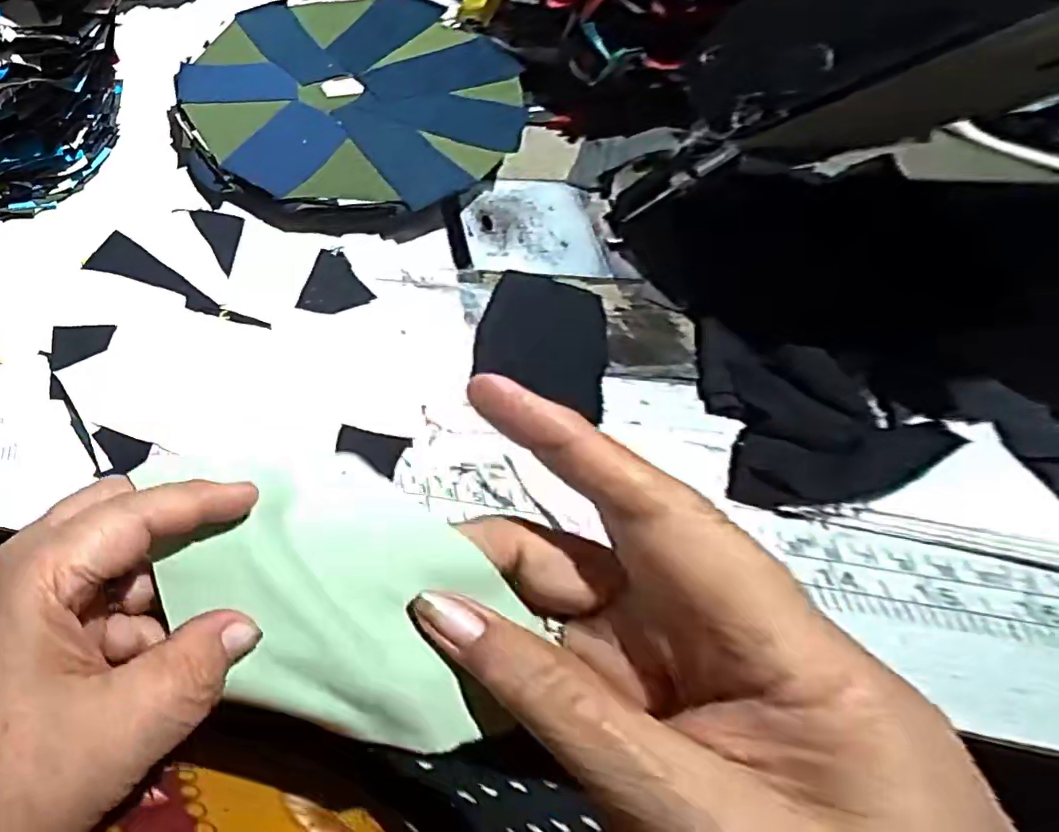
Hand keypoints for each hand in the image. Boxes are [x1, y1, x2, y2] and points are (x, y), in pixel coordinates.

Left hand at [0, 477, 262, 831]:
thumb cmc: (19, 770)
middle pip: (117, 512)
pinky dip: (139, 613)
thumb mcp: (117, 730)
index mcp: (44, 567)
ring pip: (113, 551)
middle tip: (228, 539)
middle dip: (173, 525)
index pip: (133, 513)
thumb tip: (246, 624)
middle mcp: (36, 558)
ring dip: (157, 578)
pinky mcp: (44, 613)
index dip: (195, 500)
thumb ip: (189, 673)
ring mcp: (37, 584)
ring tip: (200, 611)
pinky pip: (105, 590)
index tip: (248, 495)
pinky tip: (159, 654)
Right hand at [412, 374, 1011, 831]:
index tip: (486, 389)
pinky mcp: (634, 708)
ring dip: (479, 607)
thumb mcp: (689, 806)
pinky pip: (547, 657)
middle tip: (407, 573)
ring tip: (408, 617)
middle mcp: (706, 634)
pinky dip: (493, 655)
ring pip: (549, 605)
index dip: (567, 440)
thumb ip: (555, 702)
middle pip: (575, 558)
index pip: (655, 509)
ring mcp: (665, 673)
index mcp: (772, 641)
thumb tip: (433, 607)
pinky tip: (444, 660)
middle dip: (487, 554)